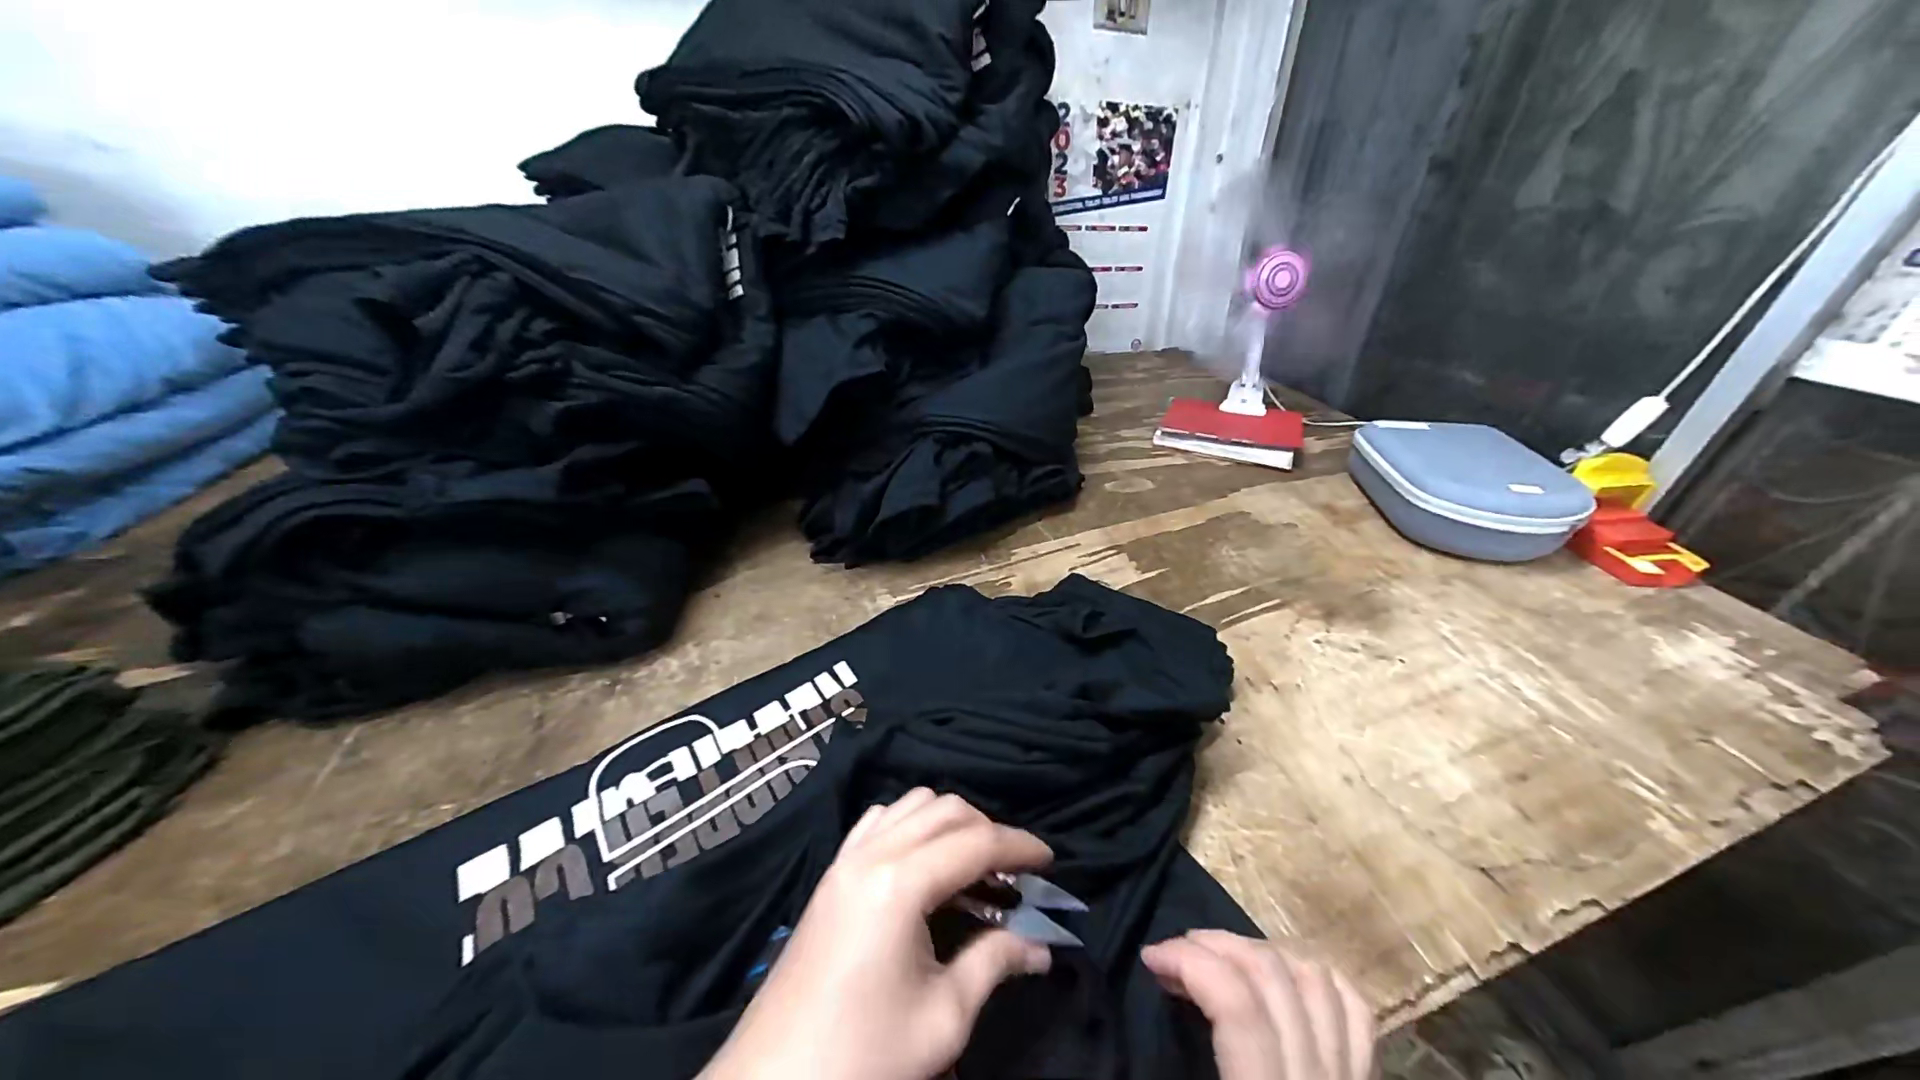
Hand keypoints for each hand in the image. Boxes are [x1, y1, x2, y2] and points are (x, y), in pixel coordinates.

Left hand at [699, 789, 1054, 1079]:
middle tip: (1014, 874)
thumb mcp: (943, 1017)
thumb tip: (1040, 948)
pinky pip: (879, 822)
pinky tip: (925, 867)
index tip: (1050, 862)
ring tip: (974, 868)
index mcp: (900, 883)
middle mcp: (871, 854)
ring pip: (910, 806)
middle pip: (945, 810)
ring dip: (950, 824)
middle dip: (988, 831)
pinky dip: (912, 826)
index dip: (1020, 847)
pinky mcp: (831, 874)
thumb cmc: (864, 1055)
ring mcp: (845, 859)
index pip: (976, 842)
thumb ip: (994, 964)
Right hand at [1142, 931, 1374, 1079]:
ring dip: (1259, 953)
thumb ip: (1179, 1063)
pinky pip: (1356, 1014)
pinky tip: (1282, 978)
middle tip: (1175, 955)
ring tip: (1221, 961)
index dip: (1190, 963)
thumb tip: (1144, 1009)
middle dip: (1216, 947)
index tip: (1151, 959)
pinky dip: (1316, 979)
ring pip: (1317, 982)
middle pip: (1274, 979)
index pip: (1238, 1005)